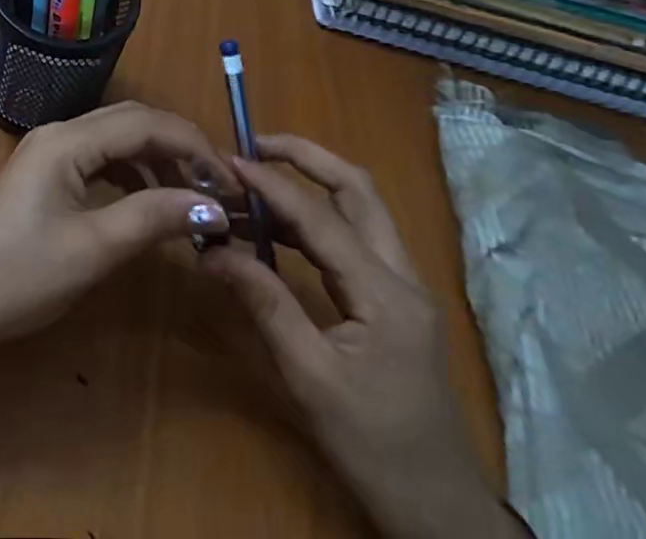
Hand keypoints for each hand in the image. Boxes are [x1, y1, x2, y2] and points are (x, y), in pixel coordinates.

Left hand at [0, 101, 228, 344]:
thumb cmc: (24, 274)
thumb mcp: (96, 247)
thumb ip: (154, 217)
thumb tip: (214, 206)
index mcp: (65, 142)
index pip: (144, 124)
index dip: (195, 148)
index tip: (233, 184)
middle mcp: (56, 134)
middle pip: (131, 122)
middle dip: (179, 148)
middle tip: (220, 188)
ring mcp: (48, 152)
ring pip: (116, 139)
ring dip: (158, 161)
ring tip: (193, 199)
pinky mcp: (45, 173)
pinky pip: (99, 159)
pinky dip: (132, 174)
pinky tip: (152, 201)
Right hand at [201, 135, 527, 538]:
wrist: (434, 502)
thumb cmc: (371, 442)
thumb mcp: (308, 374)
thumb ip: (262, 302)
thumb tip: (211, 248)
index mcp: (384, 294)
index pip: (320, 219)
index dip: (270, 185)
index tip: (225, 161)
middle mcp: (400, 277)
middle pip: (359, 192)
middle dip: (308, 158)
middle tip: (254, 144)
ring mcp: (400, 288)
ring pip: (358, 211)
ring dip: (307, 188)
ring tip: (249, 186)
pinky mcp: (390, 301)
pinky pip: (349, 241)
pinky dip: (309, 222)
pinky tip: (271, 231)